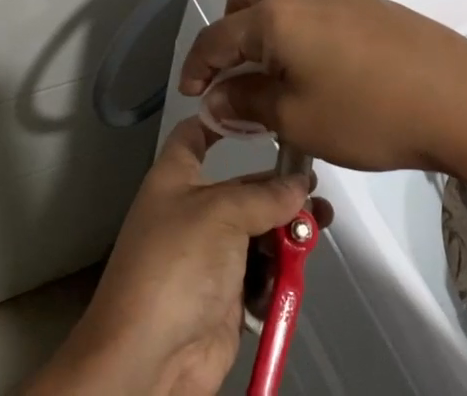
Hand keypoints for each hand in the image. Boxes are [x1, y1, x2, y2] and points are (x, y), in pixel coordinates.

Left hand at [27, 119, 328, 395]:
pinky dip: (277, 274)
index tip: (263, 112)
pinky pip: (262, 274)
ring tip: (312, 236)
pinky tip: (289, 276)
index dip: (224, 120)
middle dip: (280, 192)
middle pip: (243, 189)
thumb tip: (298, 185)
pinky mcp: (227, 295)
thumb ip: (264, 195)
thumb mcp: (221, 213)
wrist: (151, 355)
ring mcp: (210, 256)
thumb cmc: (175, 266)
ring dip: (287, 235)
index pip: (196, 135)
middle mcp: (192, 213)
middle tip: (315, 197)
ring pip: (259, 233)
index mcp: (175, 179)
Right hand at [180, 0, 466, 173]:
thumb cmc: (370, 115)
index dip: (196, 67)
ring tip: (270, 76)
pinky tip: (312, 66)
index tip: (192, 95)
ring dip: (260, 30)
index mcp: (274, 15)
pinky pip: (309, 5)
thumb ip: (247, 103)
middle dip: (226, 37)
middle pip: (242, 1)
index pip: (215, 36)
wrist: (463, 101)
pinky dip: (292, 28)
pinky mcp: (366, 0)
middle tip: (231, 80)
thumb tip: (217, 98)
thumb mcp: (297, 119)